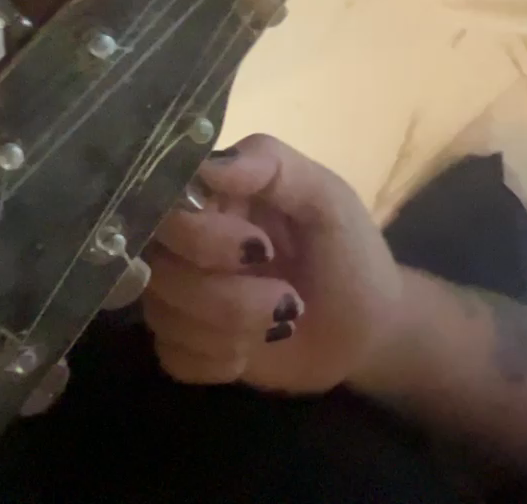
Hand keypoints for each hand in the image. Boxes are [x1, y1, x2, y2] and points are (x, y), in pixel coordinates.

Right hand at [146, 133, 402, 393]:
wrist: (368, 327)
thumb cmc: (345, 249)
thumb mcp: (324, 195)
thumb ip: (271, 165)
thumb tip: (208, 168)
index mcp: (207, 193)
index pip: (164, 207)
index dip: (202, 237)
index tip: (262, 249)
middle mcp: (180, 238)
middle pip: (158, 268)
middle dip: (226, 296)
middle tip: (287, 298)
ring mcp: (179, 290)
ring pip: (163, 315)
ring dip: (231, 328)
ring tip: (280, 321)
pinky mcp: (185, 341)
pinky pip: (171, 356)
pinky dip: (216, 360)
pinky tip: (252, 350)